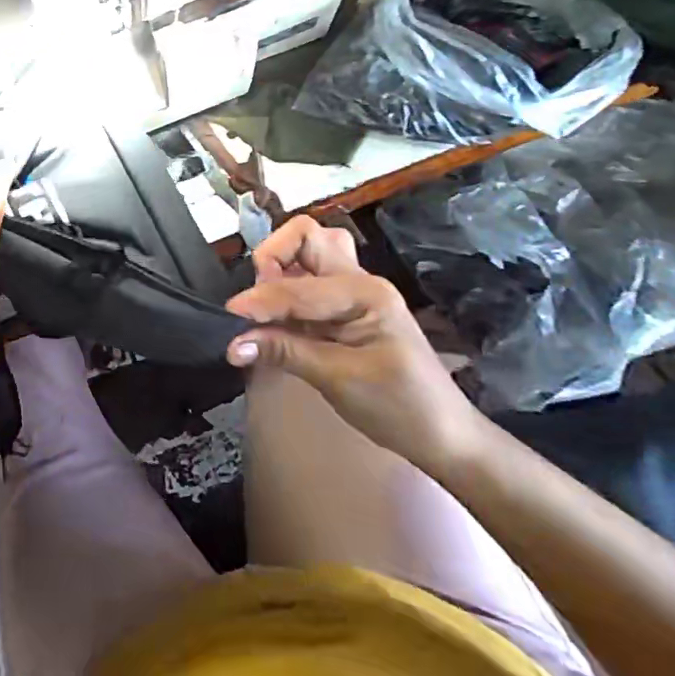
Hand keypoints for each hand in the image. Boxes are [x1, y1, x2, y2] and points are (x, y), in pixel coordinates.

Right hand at [226, 216, 490, 470]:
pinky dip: (283, 290)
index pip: (298, 287)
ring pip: (307, 253)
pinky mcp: (343, 310)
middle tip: (255, 298)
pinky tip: (274, 318)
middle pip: (306, 238)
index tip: (229, 316)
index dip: (259, 300)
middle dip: (272, 257)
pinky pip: (306, 283)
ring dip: (278, 268)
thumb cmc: (402, 408)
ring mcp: (351, 293)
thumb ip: (284, 352)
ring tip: (263, 305)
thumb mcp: (340, 380)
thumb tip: (234, 343)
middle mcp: (358, 282)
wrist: (445, 437)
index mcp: (366, 294)